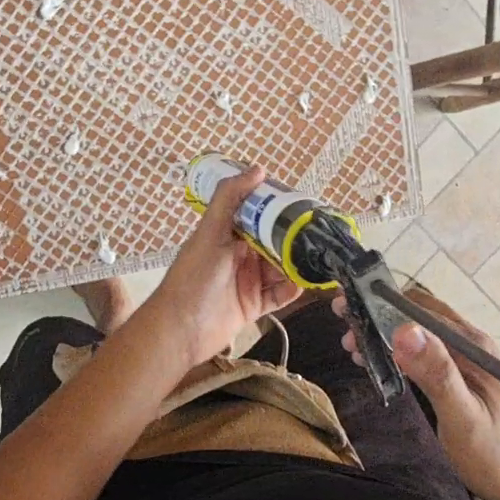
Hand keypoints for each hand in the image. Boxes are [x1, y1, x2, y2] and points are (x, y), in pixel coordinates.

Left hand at [137, 167, 302, 365]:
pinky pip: (278, 295)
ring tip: (317, 257)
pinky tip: (302, 283)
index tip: (303, 202)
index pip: (257, 215)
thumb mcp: (210, 232)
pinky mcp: (253, 306)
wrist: (180, 330)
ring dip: (295, 264)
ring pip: (279, 268)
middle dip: (292, 237)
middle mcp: (238, 255)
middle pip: (272, 242)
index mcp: (226, 234)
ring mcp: (246, 281)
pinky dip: (290, 289)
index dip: (277, 208)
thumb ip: (229, 199)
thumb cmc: (193, 278)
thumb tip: (258, 169)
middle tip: (319, 232)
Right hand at [335, 292, 499, 499]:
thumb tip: (402, 329)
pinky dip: (398, 349)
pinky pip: (427, 351)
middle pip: (416, 314)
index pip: (416, 308)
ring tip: (353, 346)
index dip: (377, 303)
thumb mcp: (466, 419)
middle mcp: (470, 343)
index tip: (343, 307)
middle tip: (342, 329)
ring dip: (384, 332)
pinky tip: (381, 362)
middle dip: (375, 315)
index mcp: (470, 345)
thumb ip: (437, 375)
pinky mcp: (466, 377)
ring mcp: (469, 359)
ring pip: (420, 332)